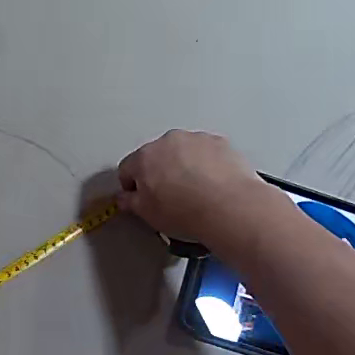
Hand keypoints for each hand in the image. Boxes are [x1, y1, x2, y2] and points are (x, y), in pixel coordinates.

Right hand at [116, 130, 283, 244]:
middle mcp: (169, 142)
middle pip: (155, 156)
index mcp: (144, 157)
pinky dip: (206, 165)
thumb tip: (128, 198)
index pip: (127, 168)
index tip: (139, 197)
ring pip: (182, 152)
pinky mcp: (220, 144)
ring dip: (183, 167)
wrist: (227, 207)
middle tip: (167, 198)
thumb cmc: (187, 210)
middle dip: (158, 173)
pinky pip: (206, 153)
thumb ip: (131, 201)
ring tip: (192, 193)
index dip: (131, 186)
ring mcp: (196, 140)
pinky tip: (210, 186)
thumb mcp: (147, 214)